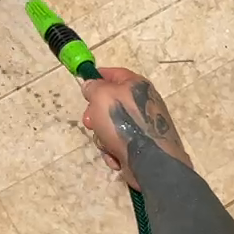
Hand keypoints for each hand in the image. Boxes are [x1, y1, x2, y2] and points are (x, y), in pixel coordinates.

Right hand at [80, 67, 190, 186]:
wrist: (149, 160)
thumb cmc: (124, 123)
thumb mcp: (101, 96)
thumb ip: (93, 87)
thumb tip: (91, 86)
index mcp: (136, 86)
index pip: (114, 74)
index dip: (97, 76)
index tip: (84, 84)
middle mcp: (141, 103)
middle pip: (109, 102)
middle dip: (95, 113)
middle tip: (90, 122)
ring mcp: (142, 126)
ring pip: (109, 125)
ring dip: (102, 136)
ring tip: (107, 143)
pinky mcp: (140, 146)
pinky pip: (117, 143)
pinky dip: (112, 150)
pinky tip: (115, 156)